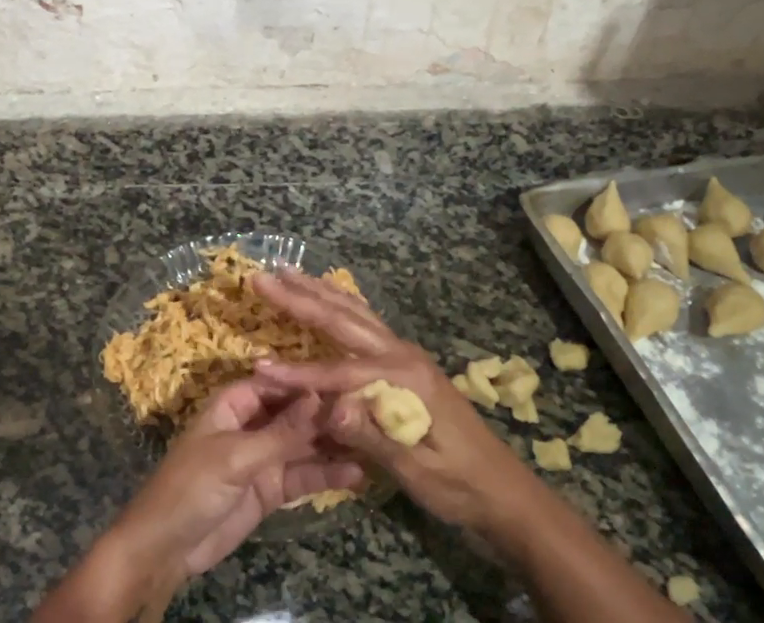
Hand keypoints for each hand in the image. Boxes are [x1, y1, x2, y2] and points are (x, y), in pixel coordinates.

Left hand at [109, 379, 362, 574]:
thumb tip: (317, 397)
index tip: (346, 378)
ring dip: (332, 444)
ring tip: (373, 441)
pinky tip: (357, 474)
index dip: (307, 381)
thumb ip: (280, 432)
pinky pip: (303, 475)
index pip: (275, 383)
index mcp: (232, 404)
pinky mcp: (271, 489)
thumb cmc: (191, 487)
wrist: (167, 547)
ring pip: (303, 445)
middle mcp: (251, 424)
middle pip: (294, 413)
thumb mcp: (236, 456)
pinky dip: (326, 475)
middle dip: (326, 413)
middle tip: (371, 412)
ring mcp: (262, 457)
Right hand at [251, 271, 538, 533]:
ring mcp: (406, 355)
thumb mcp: (416, 470)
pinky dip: (339, 304)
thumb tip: (327, 408)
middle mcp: (404, 355)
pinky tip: (325, 296)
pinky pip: (365, 323)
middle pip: (343, 320)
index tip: (259, 368)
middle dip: (300, 298)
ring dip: (317, 292)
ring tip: (286, 272)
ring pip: (354, 314)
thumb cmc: (460, 486)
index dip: (298, 374)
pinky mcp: (406, 363)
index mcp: (405, 379)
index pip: (340, 373)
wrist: (504, 492)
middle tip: (262, 278)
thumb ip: (372, 435)